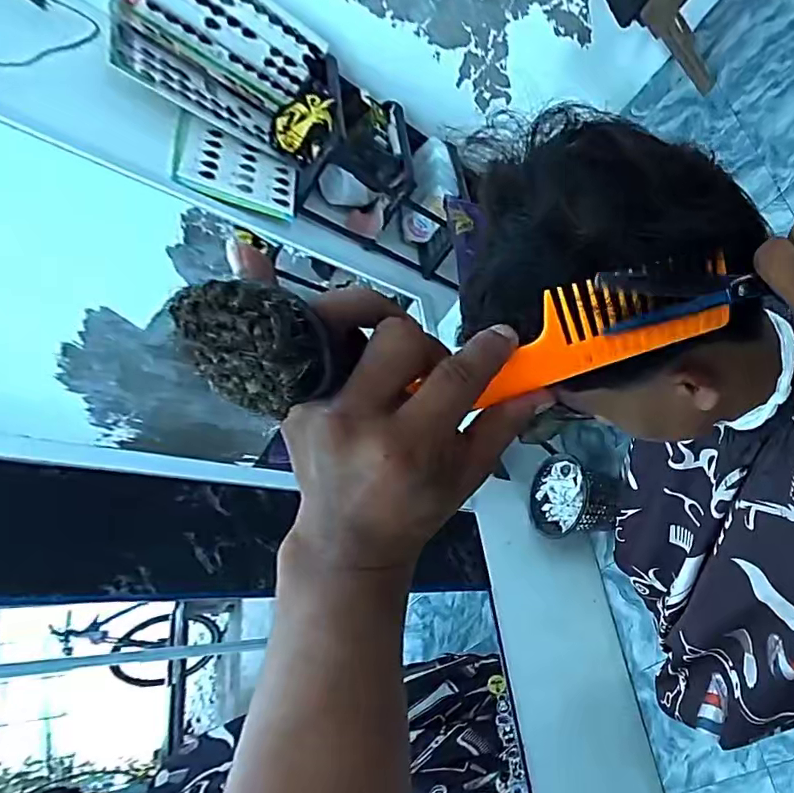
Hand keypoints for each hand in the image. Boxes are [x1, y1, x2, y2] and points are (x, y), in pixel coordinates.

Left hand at [281, 310, 543, 573]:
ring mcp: (315, 406)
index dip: (487, 350)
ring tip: (392, 349)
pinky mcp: (289, 400)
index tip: (504, 335)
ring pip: (344, 323)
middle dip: (428, 345)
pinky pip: (289, 337)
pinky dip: (271, 297)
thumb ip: (502, 426)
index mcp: (409, 445)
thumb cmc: (416, 509)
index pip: (454, 378)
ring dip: (379, 322)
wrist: (348, 538)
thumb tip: (541, 390)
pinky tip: (252, 254)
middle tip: (434, 371)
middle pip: (399, 337)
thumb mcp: (469, 475)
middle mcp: (356, 419)